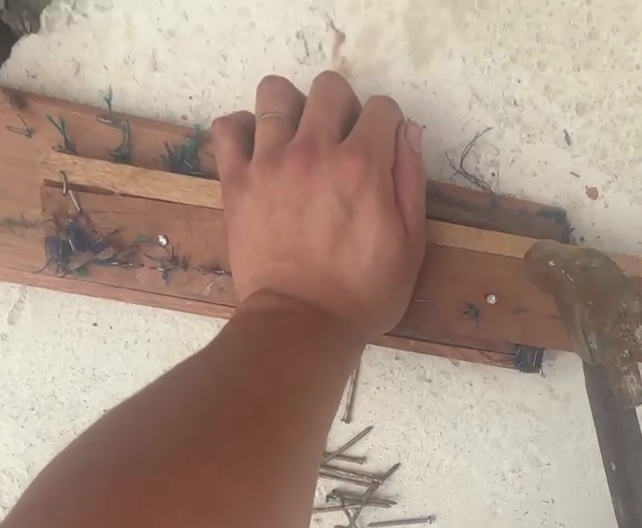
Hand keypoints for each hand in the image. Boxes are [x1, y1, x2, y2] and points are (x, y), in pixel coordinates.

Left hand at [212, 72, 426, 337]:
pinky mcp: (237, 181)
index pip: (382, 108)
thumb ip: (411, 183)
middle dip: (344, 109)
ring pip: (276, 93)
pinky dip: (245, 130)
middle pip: (329, 88)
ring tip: (299, 142)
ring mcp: (270, 162)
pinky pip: (230, 126)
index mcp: (364, 167)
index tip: (384, 152)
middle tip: (344, 145)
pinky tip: (261, 153)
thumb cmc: (365, 295)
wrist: (304, 325)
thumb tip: (408, 132)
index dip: (388, 127)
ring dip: (293, 110)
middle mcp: (316, 151)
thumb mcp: (411, 247)